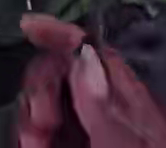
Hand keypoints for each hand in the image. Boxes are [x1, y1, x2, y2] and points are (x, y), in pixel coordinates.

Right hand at [17, 15, 165, 147]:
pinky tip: (30, 144)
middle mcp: (112, 122)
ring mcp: (91, 143)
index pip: (98, 54)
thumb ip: (107, 110)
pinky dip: (32, 135)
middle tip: (39, 117)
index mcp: (137, 113)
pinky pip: (44, 135)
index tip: (28, 28)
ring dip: (33, 113)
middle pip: (66, 75)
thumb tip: (84, 56)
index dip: (63, 34)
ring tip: (33, 140)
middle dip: (43, 85)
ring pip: (50, 104)